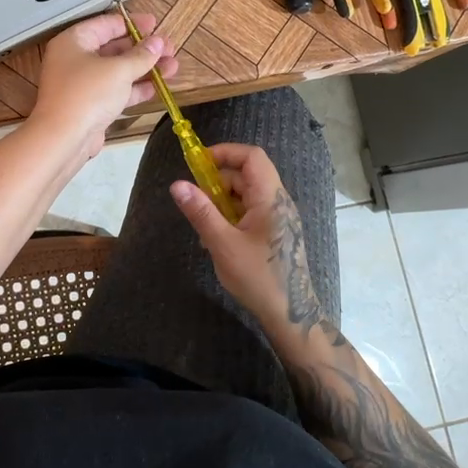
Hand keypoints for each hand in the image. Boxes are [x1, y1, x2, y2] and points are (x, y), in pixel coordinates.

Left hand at [31, 12, 178, 156]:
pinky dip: (135, 88)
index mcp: (74, 42)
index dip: (132, 24)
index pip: (106, 24)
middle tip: (169, 48)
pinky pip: (116, 91)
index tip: (155, 24)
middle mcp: (75, 59)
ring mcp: (82, 84)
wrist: (64, 139)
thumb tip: (158, 42)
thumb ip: (141, 55)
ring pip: (118, 71)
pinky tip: (158, 86)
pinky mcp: (90, 105)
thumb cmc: (86, 95)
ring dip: (144, 69)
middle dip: (143, 49)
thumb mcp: (119, 70)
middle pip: (114, 48)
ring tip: (172, 66)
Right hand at [169, 144, 325, 334]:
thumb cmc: (258, 276)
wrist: (290, 314)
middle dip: (217, 183)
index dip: (225, 153)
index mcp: (270, 198)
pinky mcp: (275, 233)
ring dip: (222, 203)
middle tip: (195, 201)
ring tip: (205, 228)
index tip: (198, 163)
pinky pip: (250, 212)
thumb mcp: (223, 244)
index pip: (252, 156)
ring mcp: (278, 218)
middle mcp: (278, 202)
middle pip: (246, 175)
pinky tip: (218, 240)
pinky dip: (231, 217)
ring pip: (246, 195)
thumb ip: (200, 212)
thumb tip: (177, 184)